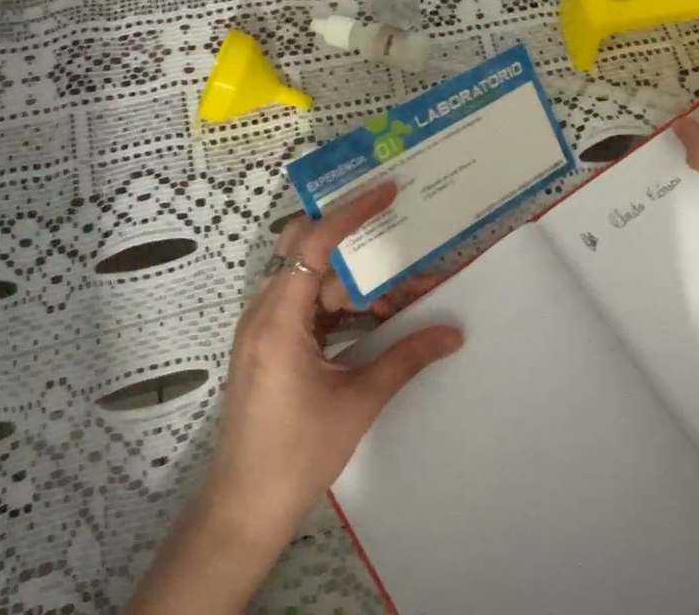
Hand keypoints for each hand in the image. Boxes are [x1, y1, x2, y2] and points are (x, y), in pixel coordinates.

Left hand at [202, 182, 463, 547]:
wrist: (245, 507)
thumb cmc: (296, 452)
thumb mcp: (358, 401)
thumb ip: (406, 358)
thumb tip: (453, 333)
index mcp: (278, 320)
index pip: (312, 244)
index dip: (350, 213)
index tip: (387, 192)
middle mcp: (263, 315)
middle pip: (311, 257)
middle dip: (362, 252)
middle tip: (406, 249)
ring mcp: (263, 332)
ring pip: (314, 285)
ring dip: (358, 288)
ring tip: (404, 299)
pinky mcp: (269, 349)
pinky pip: (309, 311)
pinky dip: (343, 311)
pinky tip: (379, 323)